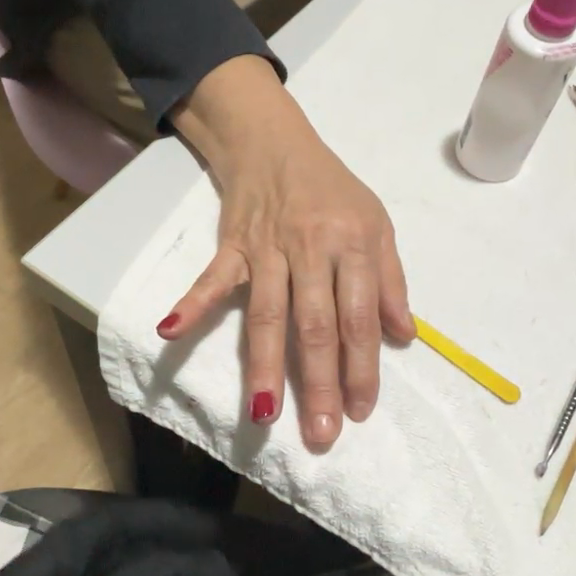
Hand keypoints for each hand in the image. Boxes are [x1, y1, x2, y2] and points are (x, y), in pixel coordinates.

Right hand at [166, 58, 412, 449]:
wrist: (275, 142)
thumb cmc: (333, 191)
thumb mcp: (378, 225)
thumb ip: (390, 282)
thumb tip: (404, 337)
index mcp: (354, 245)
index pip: (359, 318)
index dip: (361, 367)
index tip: (360, 411)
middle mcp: (311, 249)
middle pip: (315, 325)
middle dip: (319, 383)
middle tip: (321, 433)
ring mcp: (267, 248)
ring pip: (268, 315)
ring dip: (265, 366)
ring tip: (264, 415)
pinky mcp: (232, 246)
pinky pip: (212, 278)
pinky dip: (191, 303)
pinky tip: (170, 332)